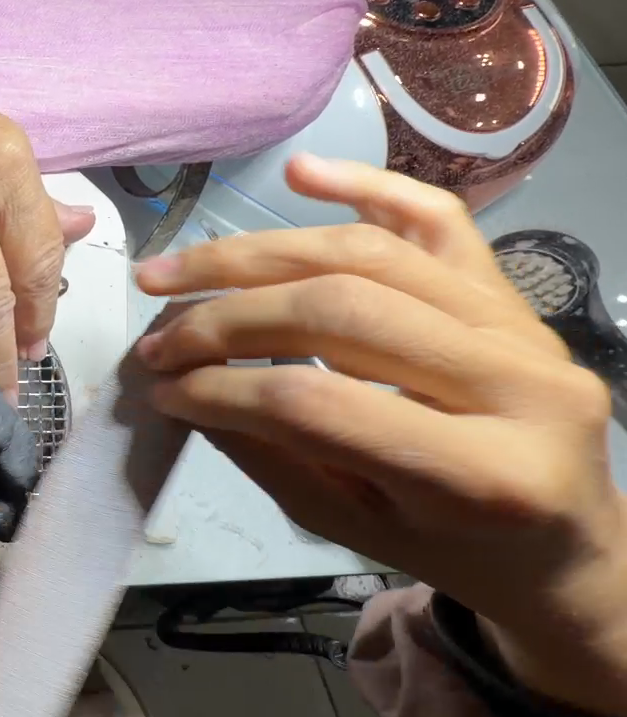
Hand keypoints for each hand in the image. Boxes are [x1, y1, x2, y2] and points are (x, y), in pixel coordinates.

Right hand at [134, 154, 626, 716]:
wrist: (560, 540)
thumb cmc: (440, 545)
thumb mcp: (337, 520)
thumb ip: (259, 446)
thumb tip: (176, 384)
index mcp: (482, 472)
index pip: (312, 401)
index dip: (215, 390)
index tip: (158, 392)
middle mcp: (521, 382)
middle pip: (338, 310)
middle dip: (223, 318)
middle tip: (157, 339)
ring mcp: (525, 326)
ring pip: (367, 255)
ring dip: (251, 256)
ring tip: (172, 272)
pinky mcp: (511, 294)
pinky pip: (440, 220)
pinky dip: (366, 185)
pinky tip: (298, 171)